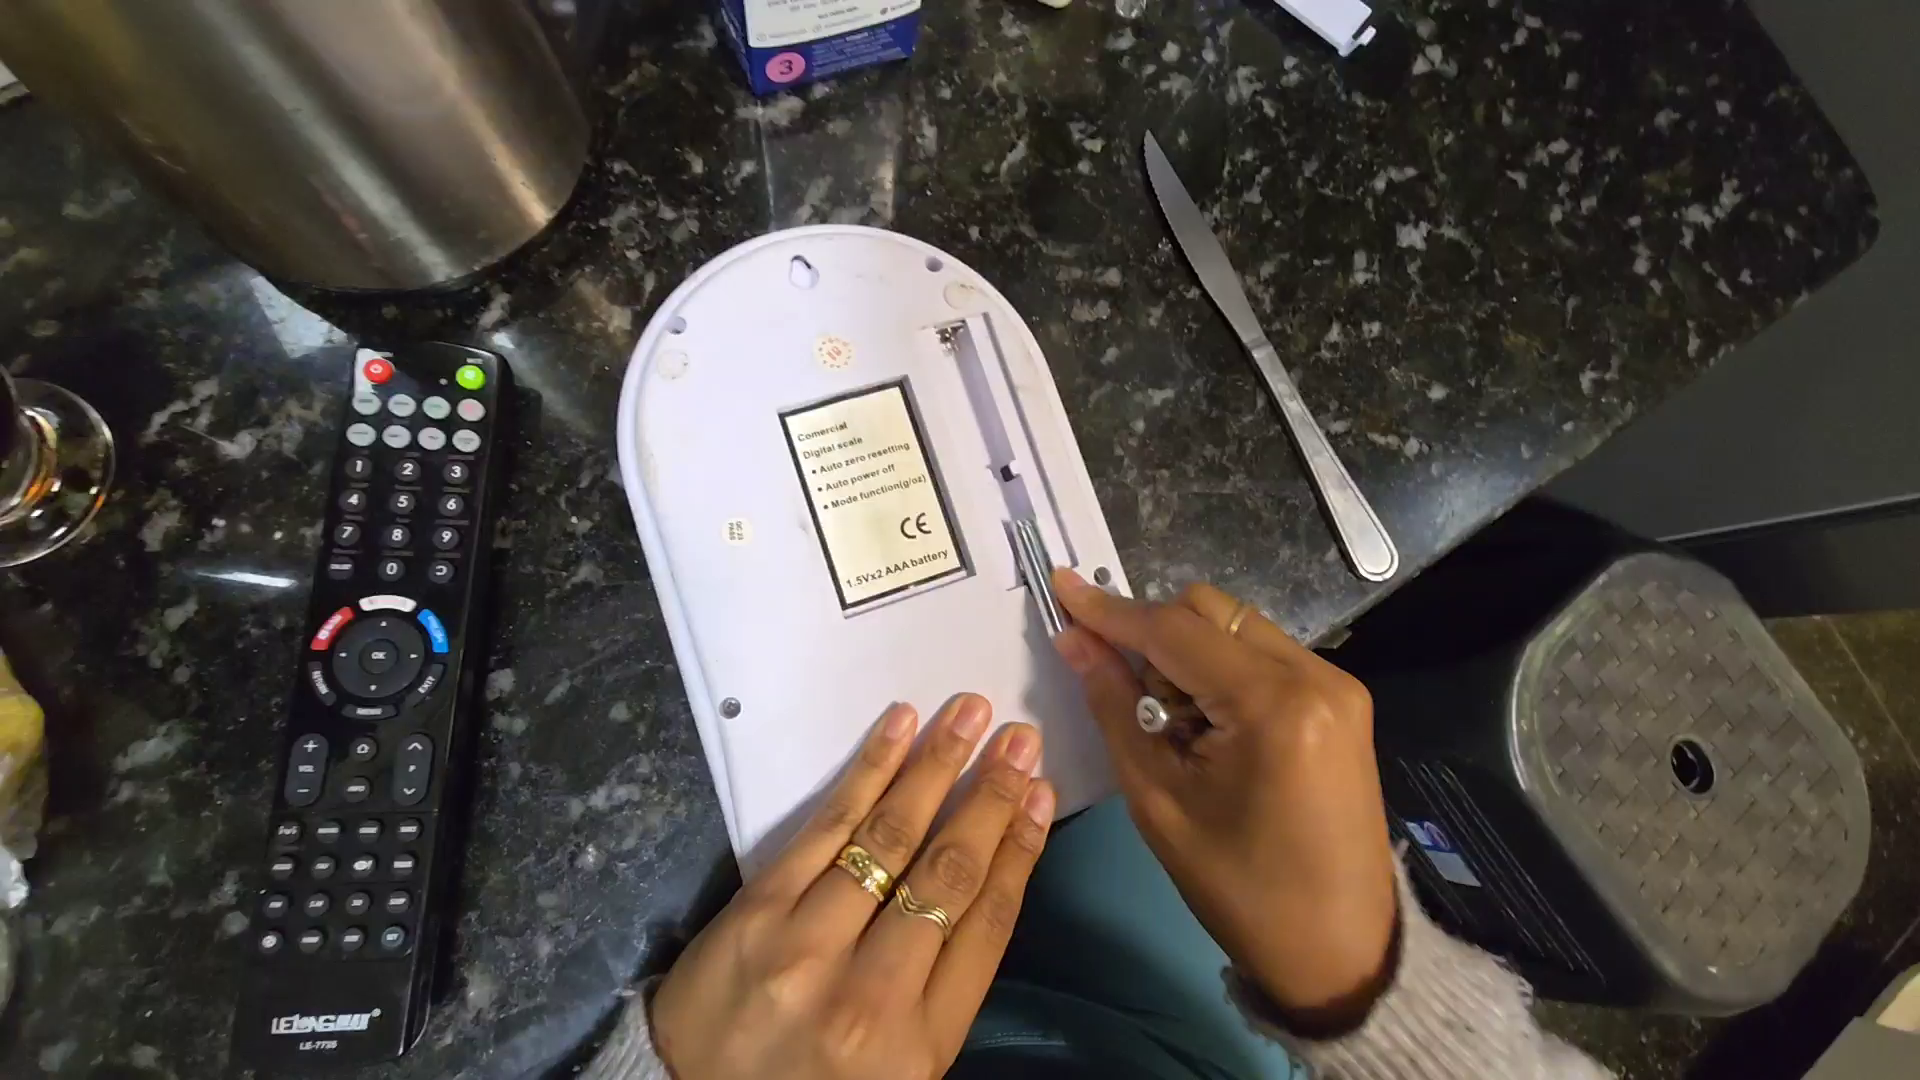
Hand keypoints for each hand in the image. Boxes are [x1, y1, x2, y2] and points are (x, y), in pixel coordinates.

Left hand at [651, 695, 1054, 1079]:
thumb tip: (991, 868)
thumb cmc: (815, 1078)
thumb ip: (943, 979)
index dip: (1020, 848)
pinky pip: (830, 823)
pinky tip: (902, 728)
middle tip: (1021, 738)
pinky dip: (872, 768)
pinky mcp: (760, 907)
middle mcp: (874, 993)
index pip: (988, 923)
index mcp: (922, 1042)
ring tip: (971, 714)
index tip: (1041, 791)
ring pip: (893, 834)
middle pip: (949, 871)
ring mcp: (811, 944)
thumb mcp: (900, 1062)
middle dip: (992, 796)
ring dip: (939, 765)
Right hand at [1051, 570, 1397, 1027]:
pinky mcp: (1340, 698)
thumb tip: (1074, 640)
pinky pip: (1259, 652)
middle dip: (1151, 634)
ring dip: (1184, 652)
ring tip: (1173, 722)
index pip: (1174, 631)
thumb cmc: (1238, 887)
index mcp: (1273, 705)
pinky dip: (1217, 669)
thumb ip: (1113, 705)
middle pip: (1208, 611)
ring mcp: (1336, 683)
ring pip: (1233, 625)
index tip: (1062, 585)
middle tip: (1129, 694)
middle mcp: (1314, 675)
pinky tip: (1207, 723)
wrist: (1340, 953)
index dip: (1110, 610)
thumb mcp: (1158, 799)